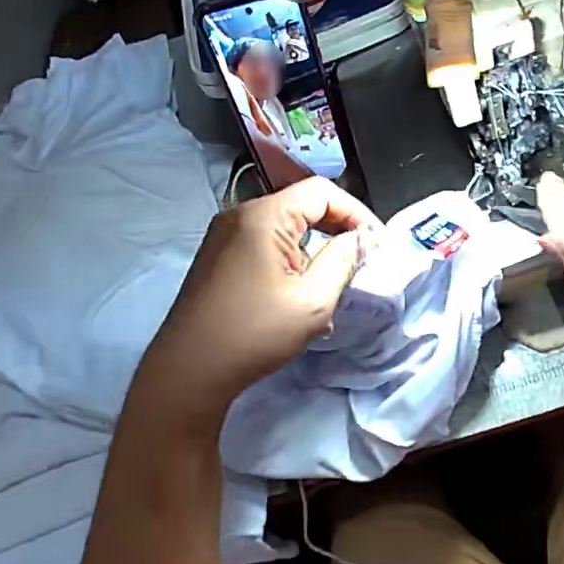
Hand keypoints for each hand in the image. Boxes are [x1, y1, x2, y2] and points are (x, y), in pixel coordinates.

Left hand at [139, 177, 381, 411]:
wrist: (188, 371)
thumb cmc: (254, 334)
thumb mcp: (313, 300)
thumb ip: (343, 260)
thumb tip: (358, 239)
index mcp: (263, 217)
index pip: (322, 192)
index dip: (356, 213)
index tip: (375, 244)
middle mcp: (239, 216)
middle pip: (301, 204)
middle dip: (337, 228)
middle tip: (361, 259)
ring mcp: (223, 236)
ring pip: (283, 226)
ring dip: (314, 246)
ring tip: (333, 280)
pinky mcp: (217, 258)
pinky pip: (263, 243)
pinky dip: (290, 257)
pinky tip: (299, 290)